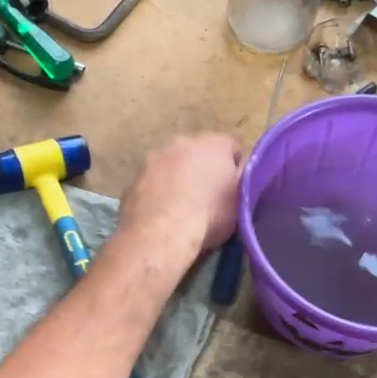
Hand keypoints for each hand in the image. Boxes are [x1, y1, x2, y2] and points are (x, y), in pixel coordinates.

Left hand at [119, 132, 241, 252]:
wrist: (161, 235)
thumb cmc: (209, 216)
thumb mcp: (241, 200)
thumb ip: (242, 179)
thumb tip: (237, 171)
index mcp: (212, 143)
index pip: (231, 147)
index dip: (234, 168)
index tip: (232, 189)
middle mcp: (181, 142)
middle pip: (198, 152)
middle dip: (202, 169)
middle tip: (206, 197)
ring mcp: (153, 158)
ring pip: (171, 165)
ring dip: (177, 178)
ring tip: (181, 208)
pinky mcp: (134, 178)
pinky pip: (153, 182)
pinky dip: (158, 192)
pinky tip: (161, 214)